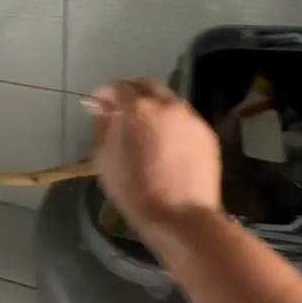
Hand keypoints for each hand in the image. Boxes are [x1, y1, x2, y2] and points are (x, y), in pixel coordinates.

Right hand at [83, 79, 223, 244]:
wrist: (181, 217)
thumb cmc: (134, 189)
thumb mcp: (104, 157)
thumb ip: (102, 125)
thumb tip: (101, 108)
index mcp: (139, 108)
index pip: (117, 87)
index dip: (103, 94)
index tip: (94, 106)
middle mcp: (168, 105)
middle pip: (145, 85)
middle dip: (129, 92)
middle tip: (117, 110)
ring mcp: (191, 118)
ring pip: (167, 99)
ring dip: (151, 105)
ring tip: (142, 126)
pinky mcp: (207, 133)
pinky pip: (183, 118)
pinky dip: (169, 121)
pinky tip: (163, 141)